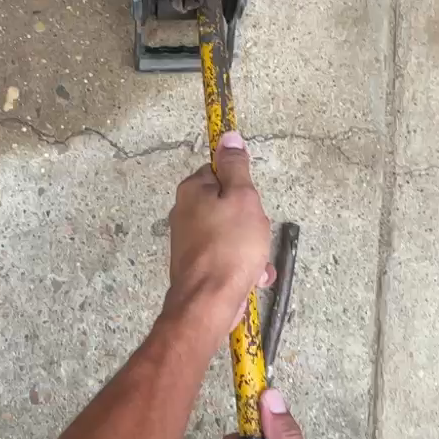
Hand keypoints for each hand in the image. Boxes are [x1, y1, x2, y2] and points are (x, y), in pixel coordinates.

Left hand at [164, 132, 273, 337]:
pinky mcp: (197, 265)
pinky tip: (252, 277)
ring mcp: (189, 241)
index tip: (250, 203)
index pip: (220, 172)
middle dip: (249, 221)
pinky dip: (243, 265)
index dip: (242, 187)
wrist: (209, 301)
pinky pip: (227, 257)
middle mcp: (184, 212)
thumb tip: (228, 136)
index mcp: (191, 190)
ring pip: (231, 233)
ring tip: (255, 260)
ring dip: (251, 247)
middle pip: (228, 205)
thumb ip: (236, 167)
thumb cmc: (229, 248)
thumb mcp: (242, 198)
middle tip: (255, 232)